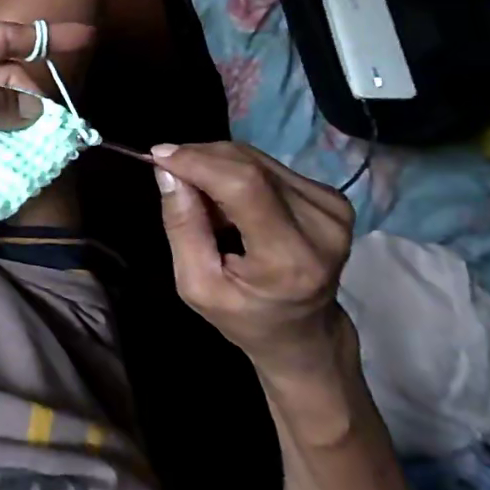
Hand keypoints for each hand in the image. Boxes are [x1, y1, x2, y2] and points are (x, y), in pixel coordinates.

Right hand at [148, 142, 356, 382]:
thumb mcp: (196, 285)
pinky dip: (235, 172)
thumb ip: (182, 227)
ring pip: (256, 159)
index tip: (158, 155)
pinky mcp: (331, 198)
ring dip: (216, 164)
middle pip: (249, 166)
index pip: (244, 186)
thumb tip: (166, 172)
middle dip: (200, 158)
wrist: (305, 334)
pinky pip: (268, 166)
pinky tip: (225, 196)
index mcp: (288, 257)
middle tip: (169, 171)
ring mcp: (331, 209)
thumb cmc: (244, 316)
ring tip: (199, 193)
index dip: (198, 162)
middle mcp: (320, 225)